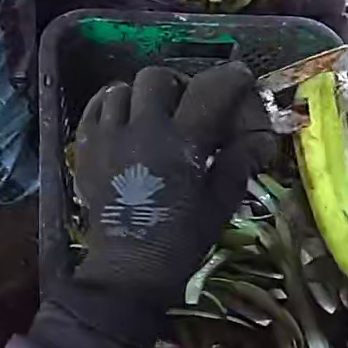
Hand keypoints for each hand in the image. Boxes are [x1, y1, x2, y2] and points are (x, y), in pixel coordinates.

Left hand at [73, 62, 273, 303]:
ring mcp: (108, 138)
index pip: (209, 89)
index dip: (229, 78)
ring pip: (121, 88)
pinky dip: (110, 105)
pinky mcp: (86, 150)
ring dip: (142, 95)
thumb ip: (239, 161)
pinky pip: (94, 108)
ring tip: (152, 114)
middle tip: (188, 105)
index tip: (240, 79)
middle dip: (179, 85)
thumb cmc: (181, 239)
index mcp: (182, 143)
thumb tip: (261, 136)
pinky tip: (124, 120)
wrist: (129, 269)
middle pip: (159, 78)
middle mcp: (142, 130)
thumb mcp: (220, 202)